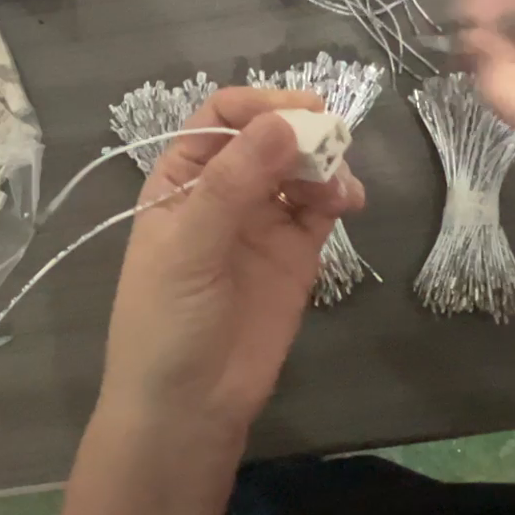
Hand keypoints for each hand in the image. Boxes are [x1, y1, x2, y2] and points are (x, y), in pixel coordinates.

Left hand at [100, 88, 365, 436]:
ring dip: (323, 162)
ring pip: (298, 169)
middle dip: (298, 131)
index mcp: (180, 181)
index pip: (218, 119)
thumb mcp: (187, 248)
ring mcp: (259, 222)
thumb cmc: (168, 323)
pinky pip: (319, 207)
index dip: (256, 106)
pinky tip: (347, 201)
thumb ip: (231, 185)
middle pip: (265, 137)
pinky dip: (337, 194)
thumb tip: (284, 123)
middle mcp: (221, 192)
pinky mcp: (294, 253)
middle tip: (330, 140)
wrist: (188, 407)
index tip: (300, 112)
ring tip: (337, 186)